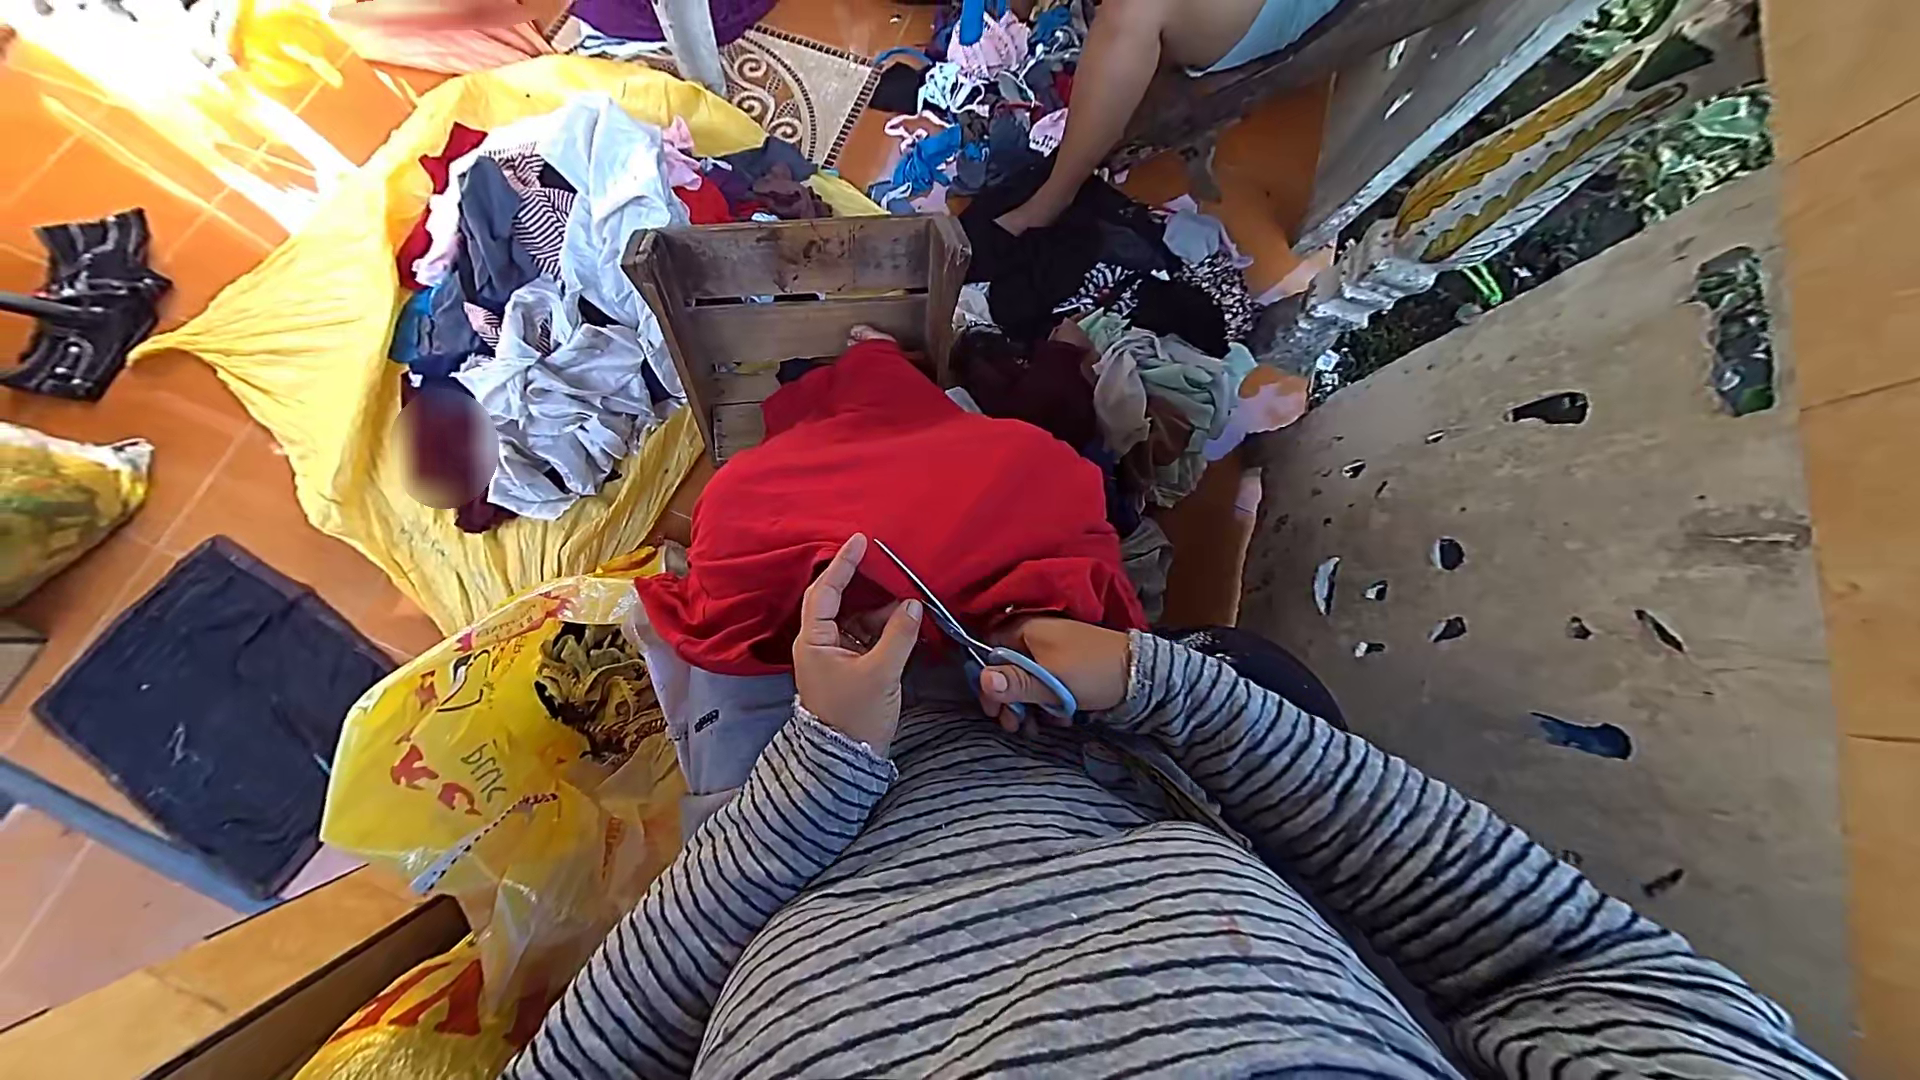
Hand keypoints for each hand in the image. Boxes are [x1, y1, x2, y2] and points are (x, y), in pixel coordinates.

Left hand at [793, 534, 922, 756]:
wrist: (846, 762)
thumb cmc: (855, 717)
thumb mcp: (881, 673)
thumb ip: (898, 635)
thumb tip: (913, 605)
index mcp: (814, 641)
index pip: (825, 591)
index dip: (843, 564)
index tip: (861, 540)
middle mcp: (819, 642)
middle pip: (839, 600)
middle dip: (863, 583)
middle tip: (886, 564)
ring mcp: (834, 653)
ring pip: (856, 617)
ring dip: (880, 608)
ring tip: (908, 602)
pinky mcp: (849, 664)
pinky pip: (866, 634)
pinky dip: (884, 626)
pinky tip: (904, 622)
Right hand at [976, 617, 1130, 732]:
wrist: (1142, 676)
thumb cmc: (1091, 672)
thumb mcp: (1050, 680)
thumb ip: (1015, 682)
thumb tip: (982, 681)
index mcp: (1027, 629)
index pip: (990, 649)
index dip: (986, 679)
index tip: (992, 707)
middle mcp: (1036, 636)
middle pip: (1007, 668)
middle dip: (1008, 699)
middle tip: (1013, 725)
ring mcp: (1052, 651)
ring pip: (1026, 679)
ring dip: (1026, 706)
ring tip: (1034, 728)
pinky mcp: (1067, 667)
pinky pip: (1045, 683)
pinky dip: (1046, 702)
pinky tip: (1056, 719)